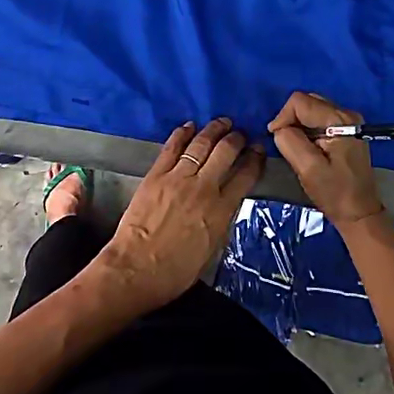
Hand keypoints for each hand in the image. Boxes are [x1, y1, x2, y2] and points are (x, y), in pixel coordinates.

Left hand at [93, 118, 263, 310]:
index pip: (246, 175)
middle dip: (237, 139)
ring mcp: (178, 179)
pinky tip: (189, 126)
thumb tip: (226, 204)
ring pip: (201, 145)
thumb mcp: (213, 247)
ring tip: (222, 122)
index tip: (258, 150)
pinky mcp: (156, 176)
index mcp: (222, 209)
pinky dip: (182, 134)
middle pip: (226, 152)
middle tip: (241, 133)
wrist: (136, 271)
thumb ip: (223, 220)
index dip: (255, 159)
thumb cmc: (176, 270)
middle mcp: (204, 188)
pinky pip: (171, 149)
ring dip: (214, 130)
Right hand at [268, 92, 384, 229]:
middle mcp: (347, 114)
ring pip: (313, 110)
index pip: (300, 101)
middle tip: (288, 145)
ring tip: (298, 149)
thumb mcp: (308, 169)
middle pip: (308, 102)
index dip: (283, 117)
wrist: (359, 211)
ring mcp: (350, 121)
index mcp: (339, 120)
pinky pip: (321, 120)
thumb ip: (291, 142)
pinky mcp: (348, 130)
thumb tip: (280, 128)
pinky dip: (309, 130)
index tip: (278, 139)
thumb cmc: (335, 193)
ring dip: (299, 125)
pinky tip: (309, 149)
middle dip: (291, 120)